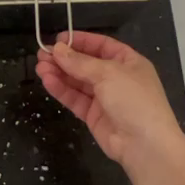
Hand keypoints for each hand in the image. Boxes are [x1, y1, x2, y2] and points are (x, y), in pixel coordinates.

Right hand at [35, 31, 184, 170]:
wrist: (145, 145)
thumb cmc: (134, 99)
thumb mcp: (108, 73)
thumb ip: (80, 62)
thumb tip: (57, 49)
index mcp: (128, 62)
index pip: (101, 45)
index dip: (80, 41)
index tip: (58, 39)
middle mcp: (116, 78)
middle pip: (86, 64)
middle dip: (65, 59)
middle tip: (42, 54)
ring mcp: (105, 98)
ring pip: (78, 82)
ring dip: (59, 73)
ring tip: (40, 67)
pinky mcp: (94, 116)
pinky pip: (75, 99)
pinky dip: (61, 90)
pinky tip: (47, 81)